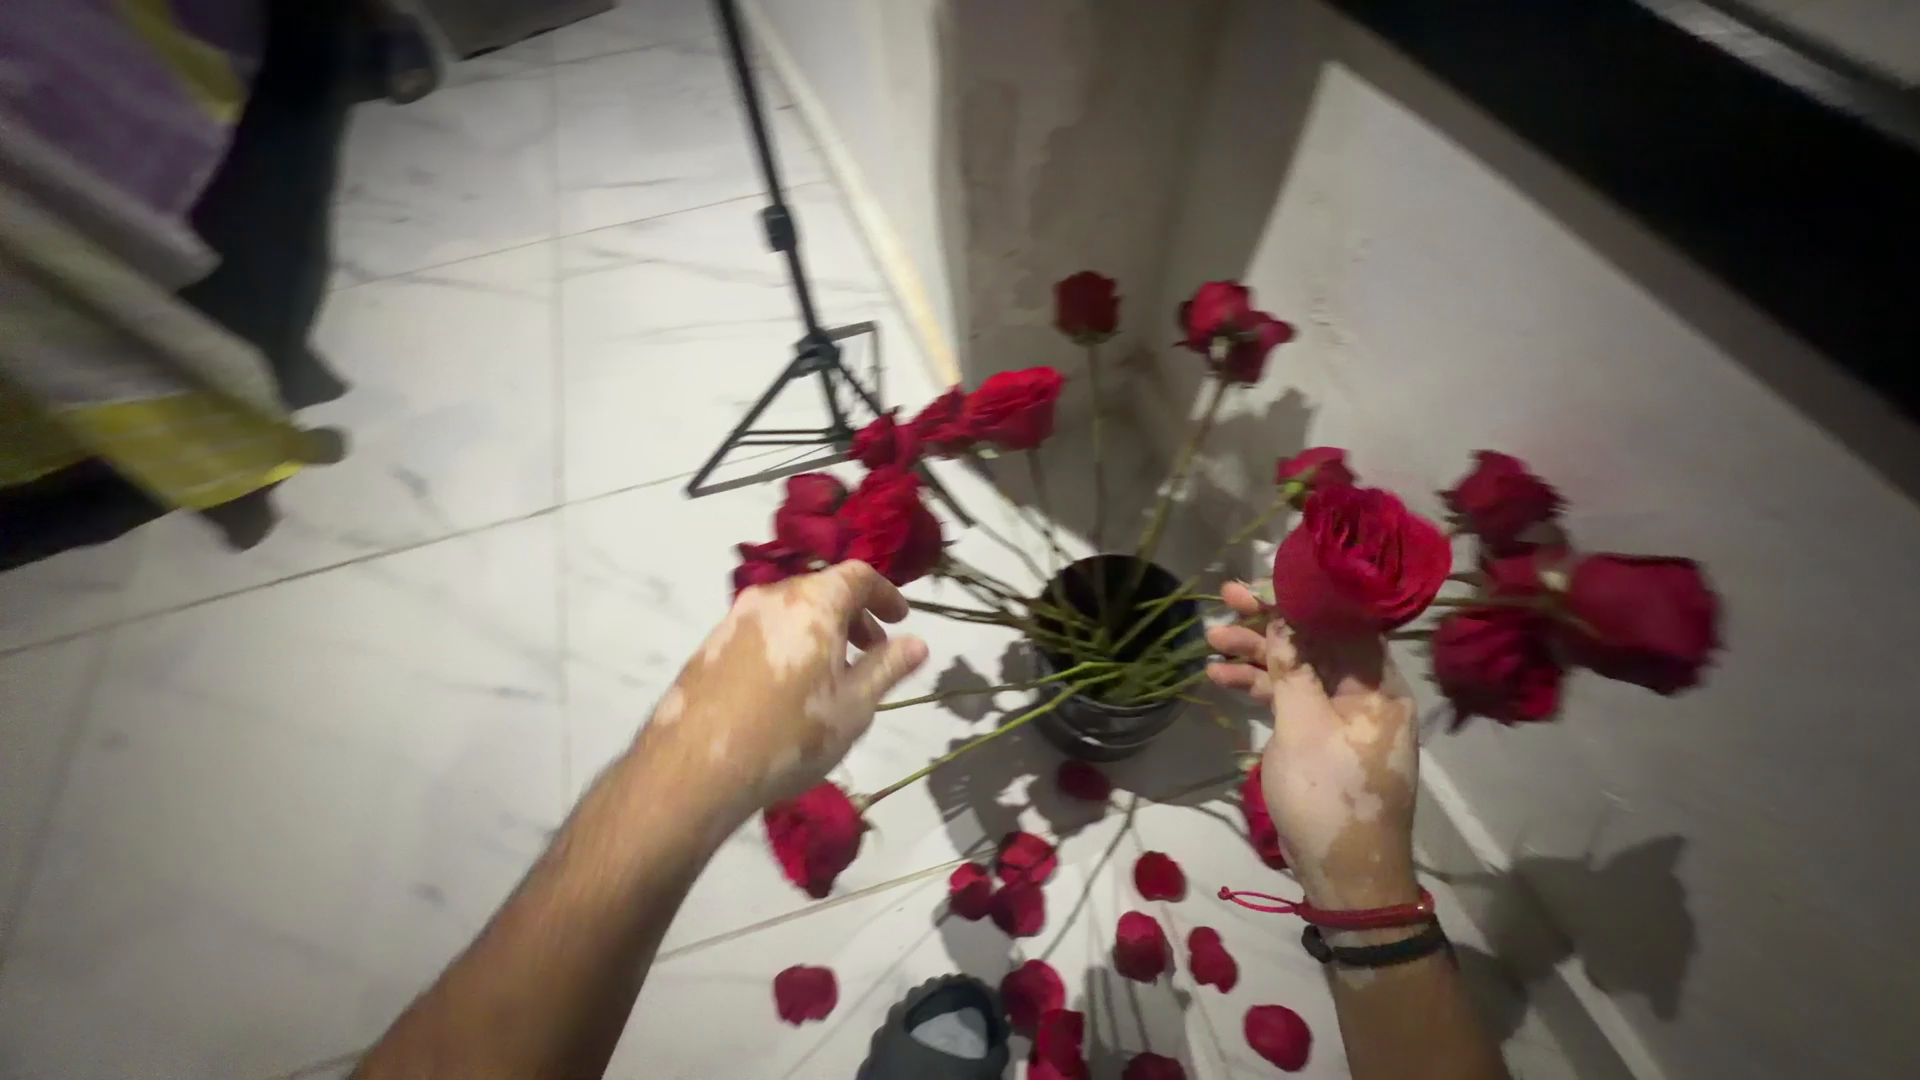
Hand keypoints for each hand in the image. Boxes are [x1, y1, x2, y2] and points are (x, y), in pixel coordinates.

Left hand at [634, 561, 929, 818]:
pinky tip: (789, 688)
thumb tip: (917, 642)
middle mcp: (772, 597)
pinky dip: (790, 643)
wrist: (693, 770)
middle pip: (823, 590)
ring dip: (821, 631)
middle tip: (871, 653)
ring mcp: (736, 619)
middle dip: (854, 616)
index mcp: (813, 603)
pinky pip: (764, 630)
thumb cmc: (789, 735)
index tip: (899, 621)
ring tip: (832, 675)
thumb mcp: (853, 707)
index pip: (858, 576)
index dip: (885, 594)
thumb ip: (888, 668)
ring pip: (791, 610)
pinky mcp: (711, 645)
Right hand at [1206, 582, 1419, 910]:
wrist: (1346, 875)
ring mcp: (1341, 717)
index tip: (1261, 583)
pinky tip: (1220, 679)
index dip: (1302, 599)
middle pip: (1315, 643)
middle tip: (1223, 600)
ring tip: (1209, 641)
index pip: (1344, 624)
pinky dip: (1260, 688)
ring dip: (1255, 656)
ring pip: (1296, 670)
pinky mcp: (1320, 737)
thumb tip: (1283, 622)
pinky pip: (1290, 699)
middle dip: (1269, 624)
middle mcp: (1365, 694)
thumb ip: (1292, 670)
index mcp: (1378, 687)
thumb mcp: (1305, 728)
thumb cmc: (1331, 797)